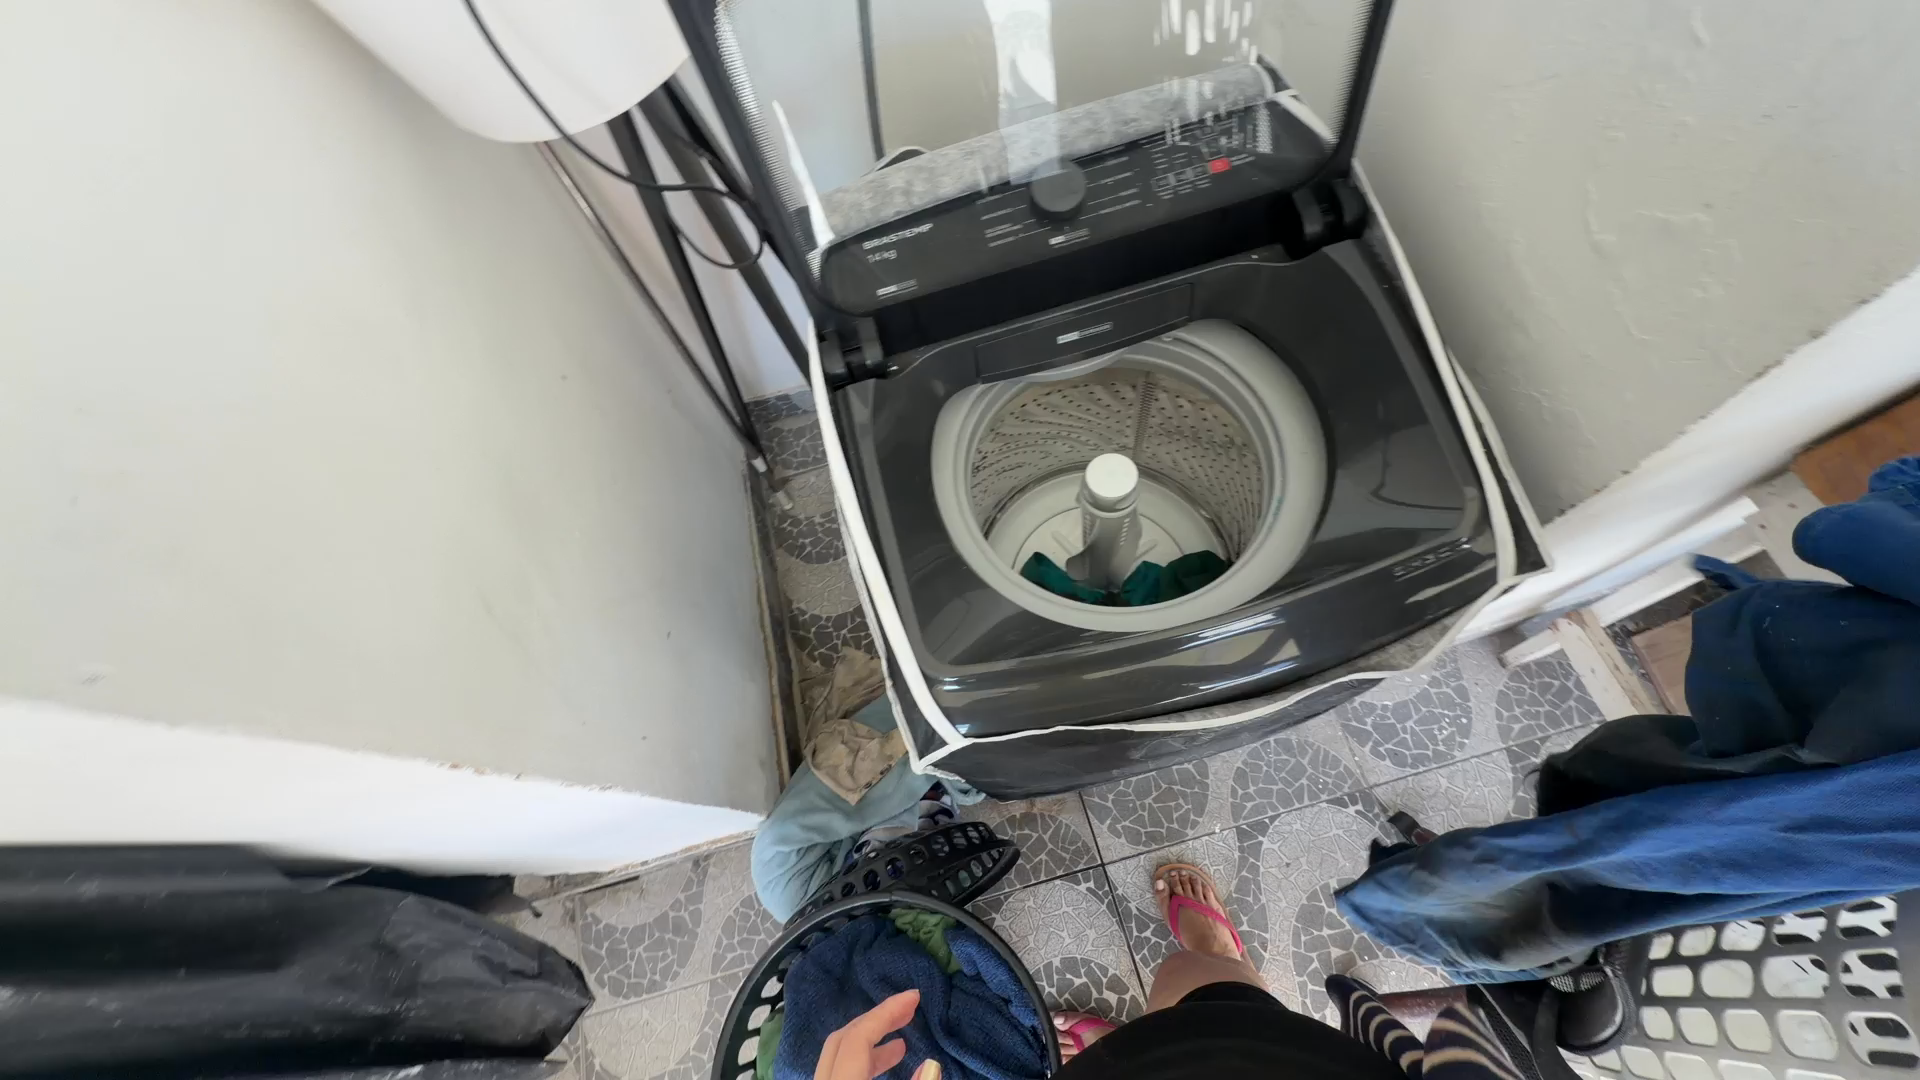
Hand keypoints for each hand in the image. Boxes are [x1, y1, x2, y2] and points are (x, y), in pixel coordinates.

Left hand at [813, 989, 938, 1079]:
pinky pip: (837, 1071)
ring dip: (869, 1043)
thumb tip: (932, 1064)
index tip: (914, 996)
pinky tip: (882, 1065)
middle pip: (842, 1039)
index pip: (857, 1037)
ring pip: (836, 1056)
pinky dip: (860, 1063)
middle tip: (909, 1010)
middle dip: (877, 1020)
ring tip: (902, 1042)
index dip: (886, 1012)